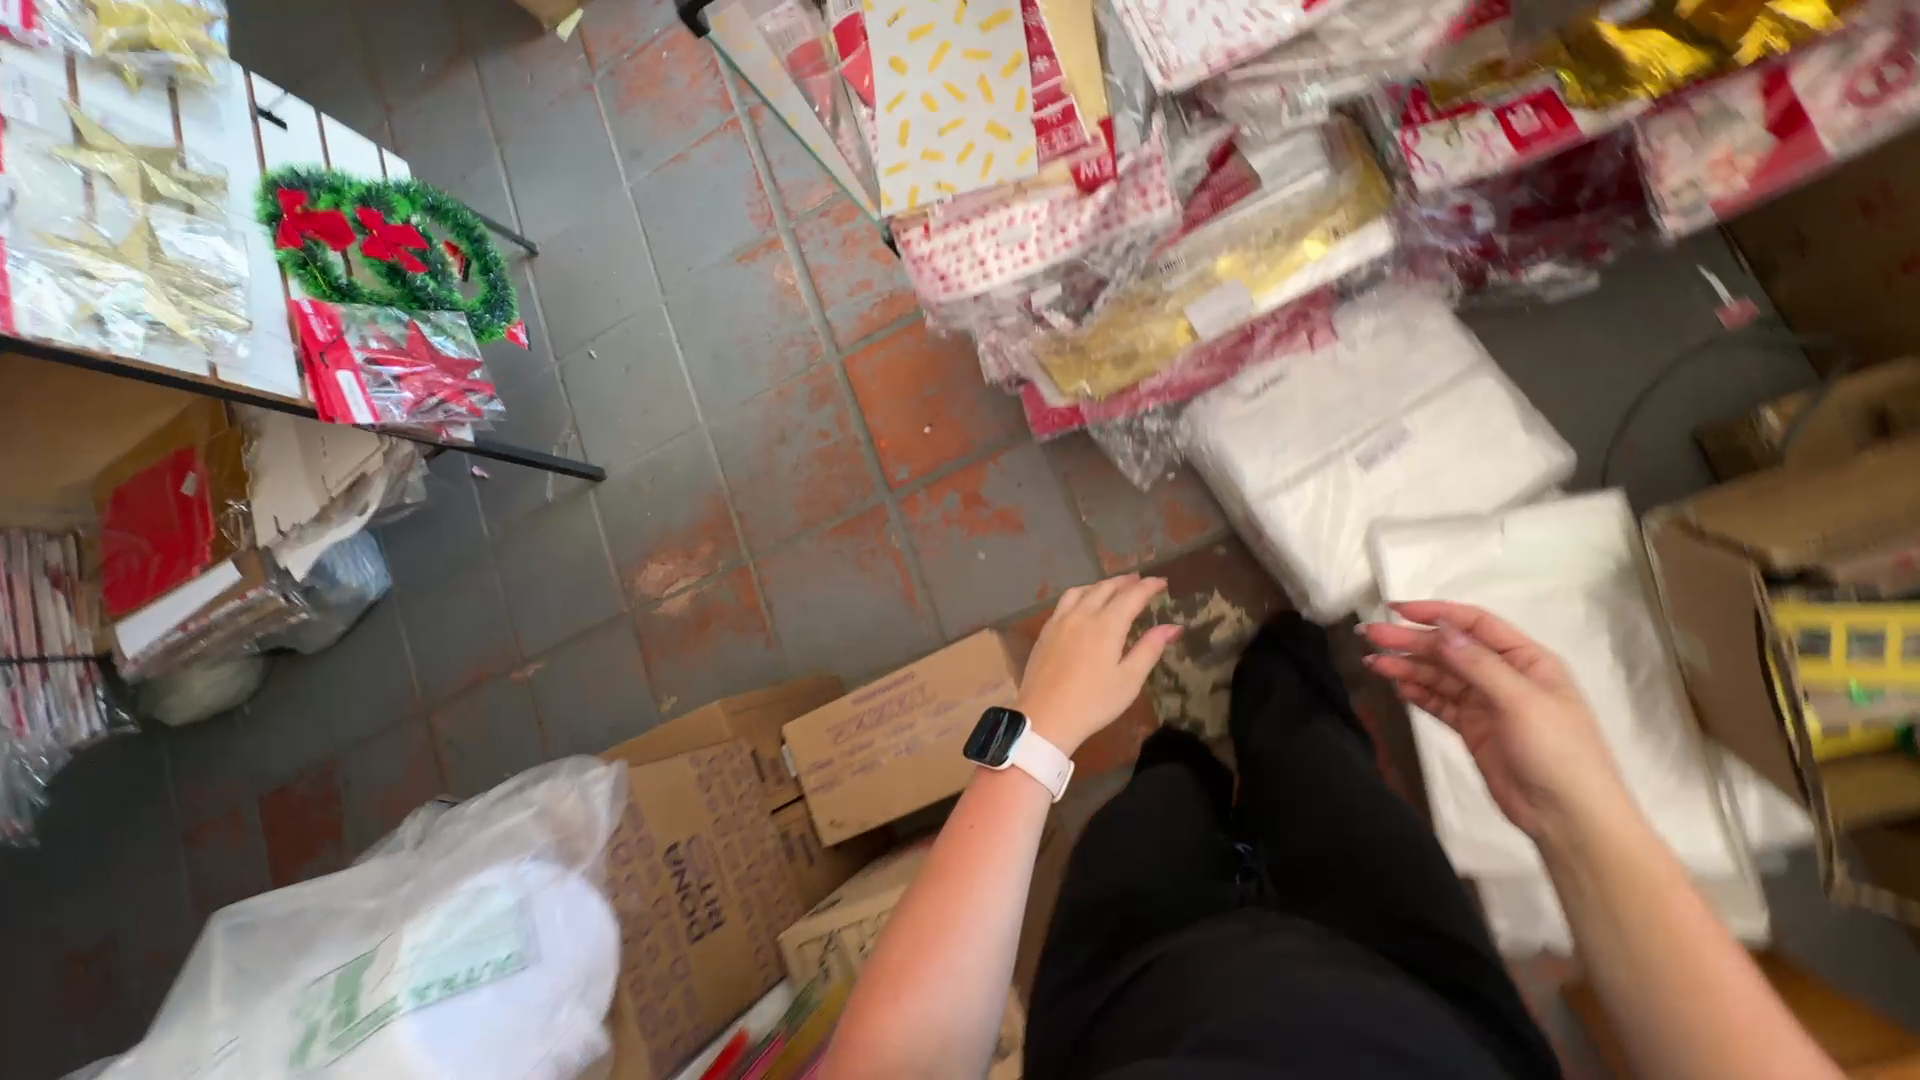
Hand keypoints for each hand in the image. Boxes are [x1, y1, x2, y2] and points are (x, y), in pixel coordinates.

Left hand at [1018, 575, 1181, 754]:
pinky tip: (1082, 605)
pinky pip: (1064, 602)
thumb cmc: (1093, 702)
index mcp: (1105, 625)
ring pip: (1081, 591)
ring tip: (1112, 589)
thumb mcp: (1129, 679)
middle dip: (1125, 582)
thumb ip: (1150, 648)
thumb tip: (1173, 627)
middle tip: (1139, 581)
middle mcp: (1081, 615)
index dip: (1148, 587)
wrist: (1045, 718)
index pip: (1131, 596)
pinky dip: (1080, 595)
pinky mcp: (1045, 632)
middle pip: (1105, 588)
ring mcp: (1059, 622)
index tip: (1162, 582)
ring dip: (1100, 585)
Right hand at [1361, 601, 1631, 842]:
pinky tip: (1396, 687)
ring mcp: (1486, 703)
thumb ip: (1479, 664)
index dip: (1435, 614)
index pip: (1475, 625)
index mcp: (1526, 660)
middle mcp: (1504, 676)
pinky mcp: (1472, 728)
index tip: (1395, 610)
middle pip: (1449, 649)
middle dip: (1410, 641)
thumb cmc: (1558, 752)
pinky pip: (1438, 703)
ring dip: (1406, 667)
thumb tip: (1442, 629)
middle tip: (1370, 636)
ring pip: (1439, 676)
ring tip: (1372, 663)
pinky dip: (1417, 693)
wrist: (1568, 817)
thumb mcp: (1522, 702)